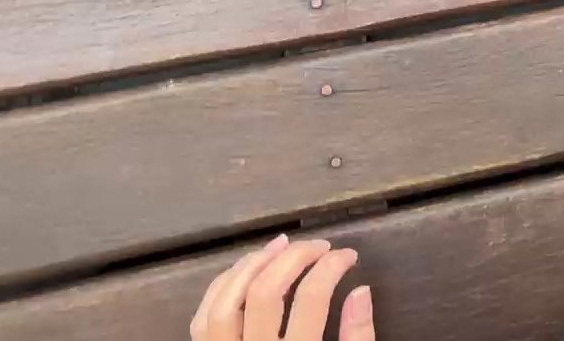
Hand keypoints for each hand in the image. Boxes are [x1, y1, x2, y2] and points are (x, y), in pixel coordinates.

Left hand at [191, 234, 374, 340]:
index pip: (312, 298)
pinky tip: (248, 270)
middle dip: (296, 256)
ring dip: (255, 262)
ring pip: (226, 300)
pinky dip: (225, 284)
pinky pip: (203, 318)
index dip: (333, 266)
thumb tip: (361, 290)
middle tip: (321, 246)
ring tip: (283, 245)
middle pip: (265, 291)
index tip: (350, 256)